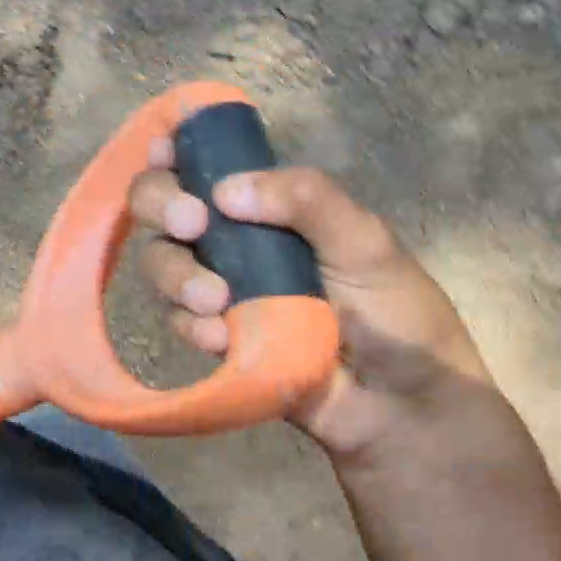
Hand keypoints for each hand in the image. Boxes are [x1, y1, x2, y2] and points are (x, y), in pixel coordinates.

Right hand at [128, 140, 493, 459]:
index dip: (170, 151)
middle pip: (155, 201)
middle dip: (160, 204)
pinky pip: (172, 315)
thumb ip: (308, 200)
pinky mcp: (207, 330)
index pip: (201, 162)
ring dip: (175, 273)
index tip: (165, 153)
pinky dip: (190, 323)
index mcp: (263, 205)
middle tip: (190, 224)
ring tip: (215, 301)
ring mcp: (211, 283)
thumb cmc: (398, 316)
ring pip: (157, 258)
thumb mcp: (368, 244)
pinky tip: (222, 338)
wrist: (405, 410)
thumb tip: (223, 191)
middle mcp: (226, 237)